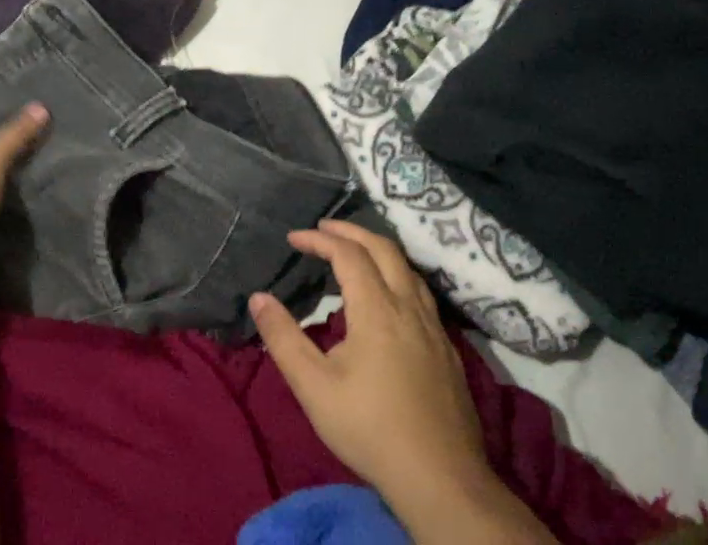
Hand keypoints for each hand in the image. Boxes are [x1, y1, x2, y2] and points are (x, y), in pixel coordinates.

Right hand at [251, 220, 530, 536]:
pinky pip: (422, 295)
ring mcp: (435, 330)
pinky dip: (397, 277)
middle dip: (352, 231)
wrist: (441, 478)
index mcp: (378, 312)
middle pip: (386, 250)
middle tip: (323, 229)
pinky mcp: (448, 351)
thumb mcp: (313, 385)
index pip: (349, 255)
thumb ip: (283, 338)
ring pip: (410, 271)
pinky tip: (386, 301)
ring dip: (379, 251)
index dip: (319, 239)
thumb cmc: (369, 428)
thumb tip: (259, 298)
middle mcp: (411, 310)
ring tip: (353, 254)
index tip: (293, 238)